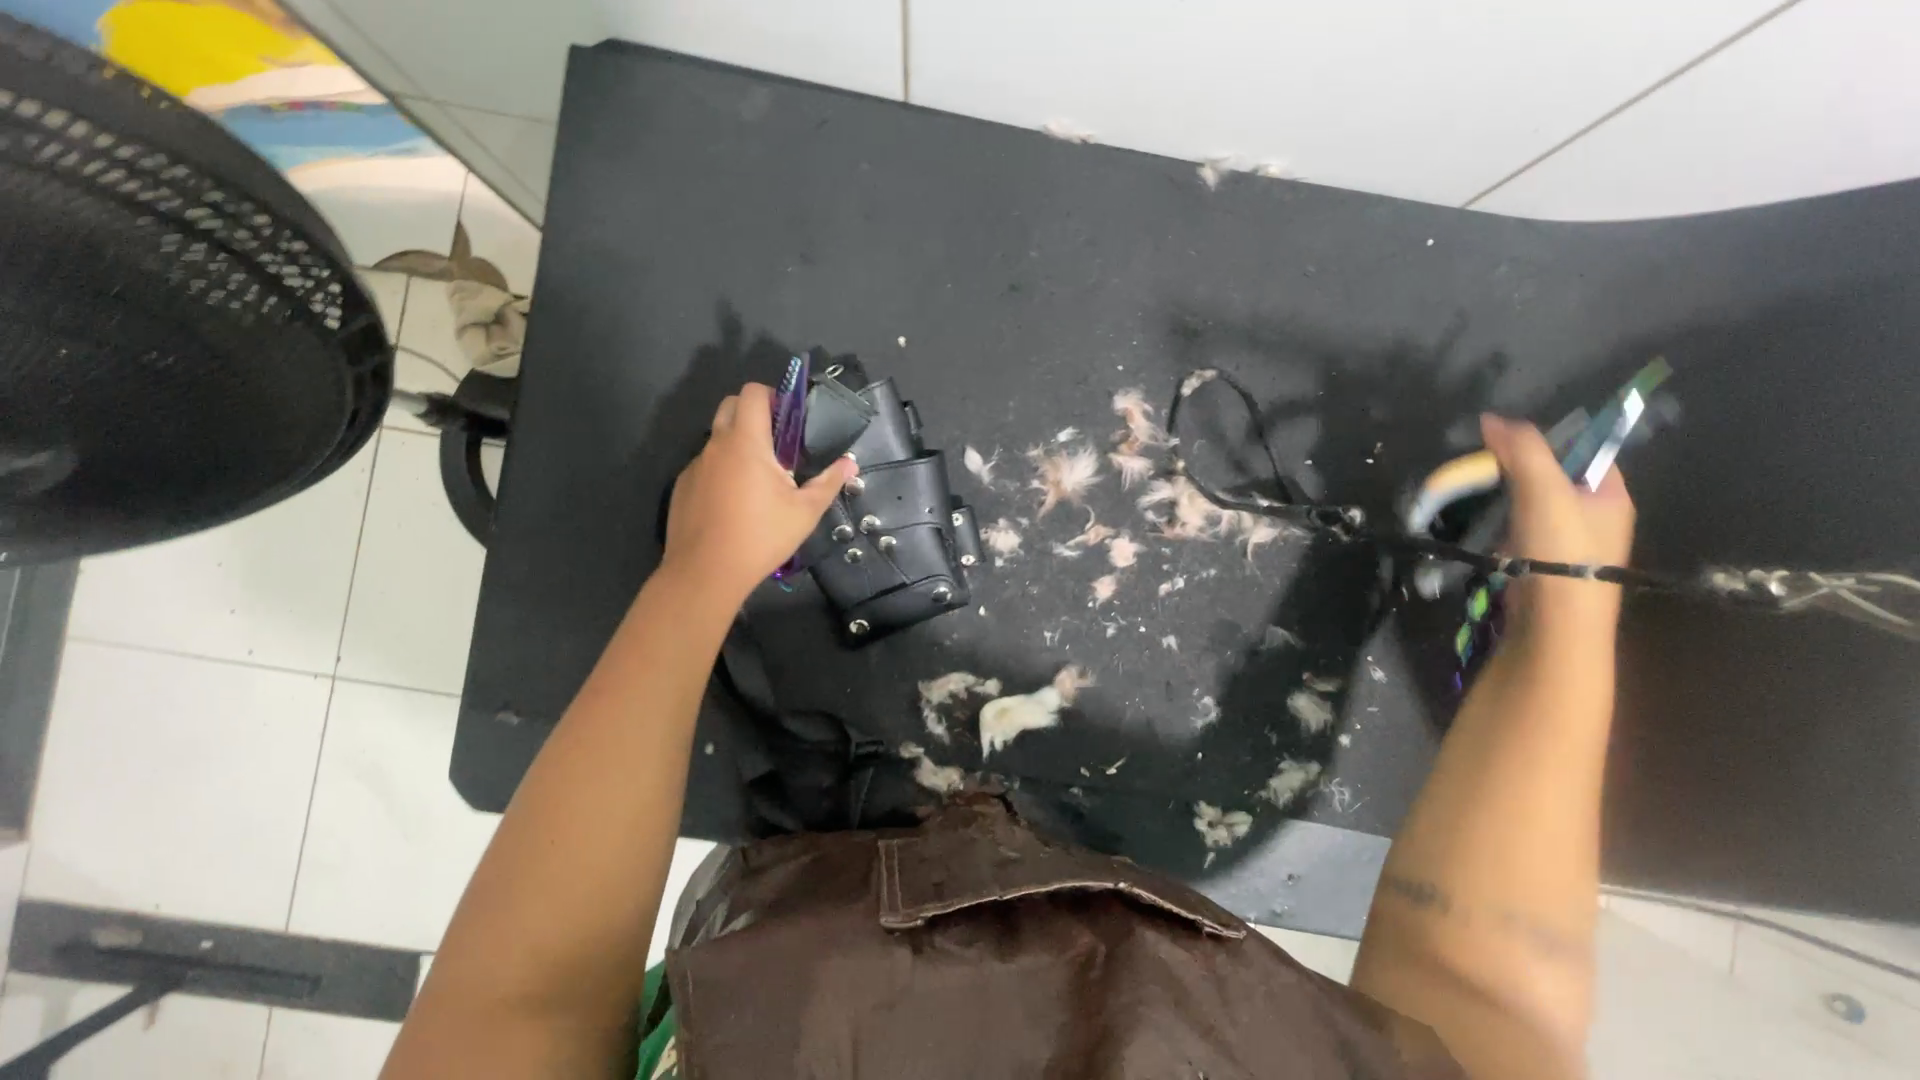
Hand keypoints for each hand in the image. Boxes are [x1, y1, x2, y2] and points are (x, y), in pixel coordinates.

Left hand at [661, 383, 856, 603]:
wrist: (705, 573)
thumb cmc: (761, 537)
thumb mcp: (805, 512)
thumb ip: (828, 482)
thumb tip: (850, 464)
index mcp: (746, 442)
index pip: (752, 393)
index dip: (771, 395)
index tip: (788, 417)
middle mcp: (716, 445)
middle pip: (729, 405)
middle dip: (752, 412)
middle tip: (775, 441)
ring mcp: (694, 466)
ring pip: (716, 439)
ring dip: (736, 444)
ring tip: (757, 479)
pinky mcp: (681, 487)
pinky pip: (704, 466)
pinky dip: (720, 471)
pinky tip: (733, 504)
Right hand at [1481, 414, 1634, 623]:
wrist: (1554, 621)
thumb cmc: (1561, 549)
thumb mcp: (1545, 489)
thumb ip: (1523, 450)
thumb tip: (1491, 419)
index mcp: (1612, 495)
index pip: (1585, 452)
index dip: (1550, 442)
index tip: (1509, 444)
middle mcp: (1596, 518)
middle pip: (1554, 479)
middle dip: (1518, 473)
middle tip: (1484, 470)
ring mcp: (1569, 545)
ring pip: (1531, 507)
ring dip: (1504, 501)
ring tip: (1475, 498)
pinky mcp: (1542, 566)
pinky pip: (1518, 534)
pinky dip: (1498, 529)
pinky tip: (1481, 531)